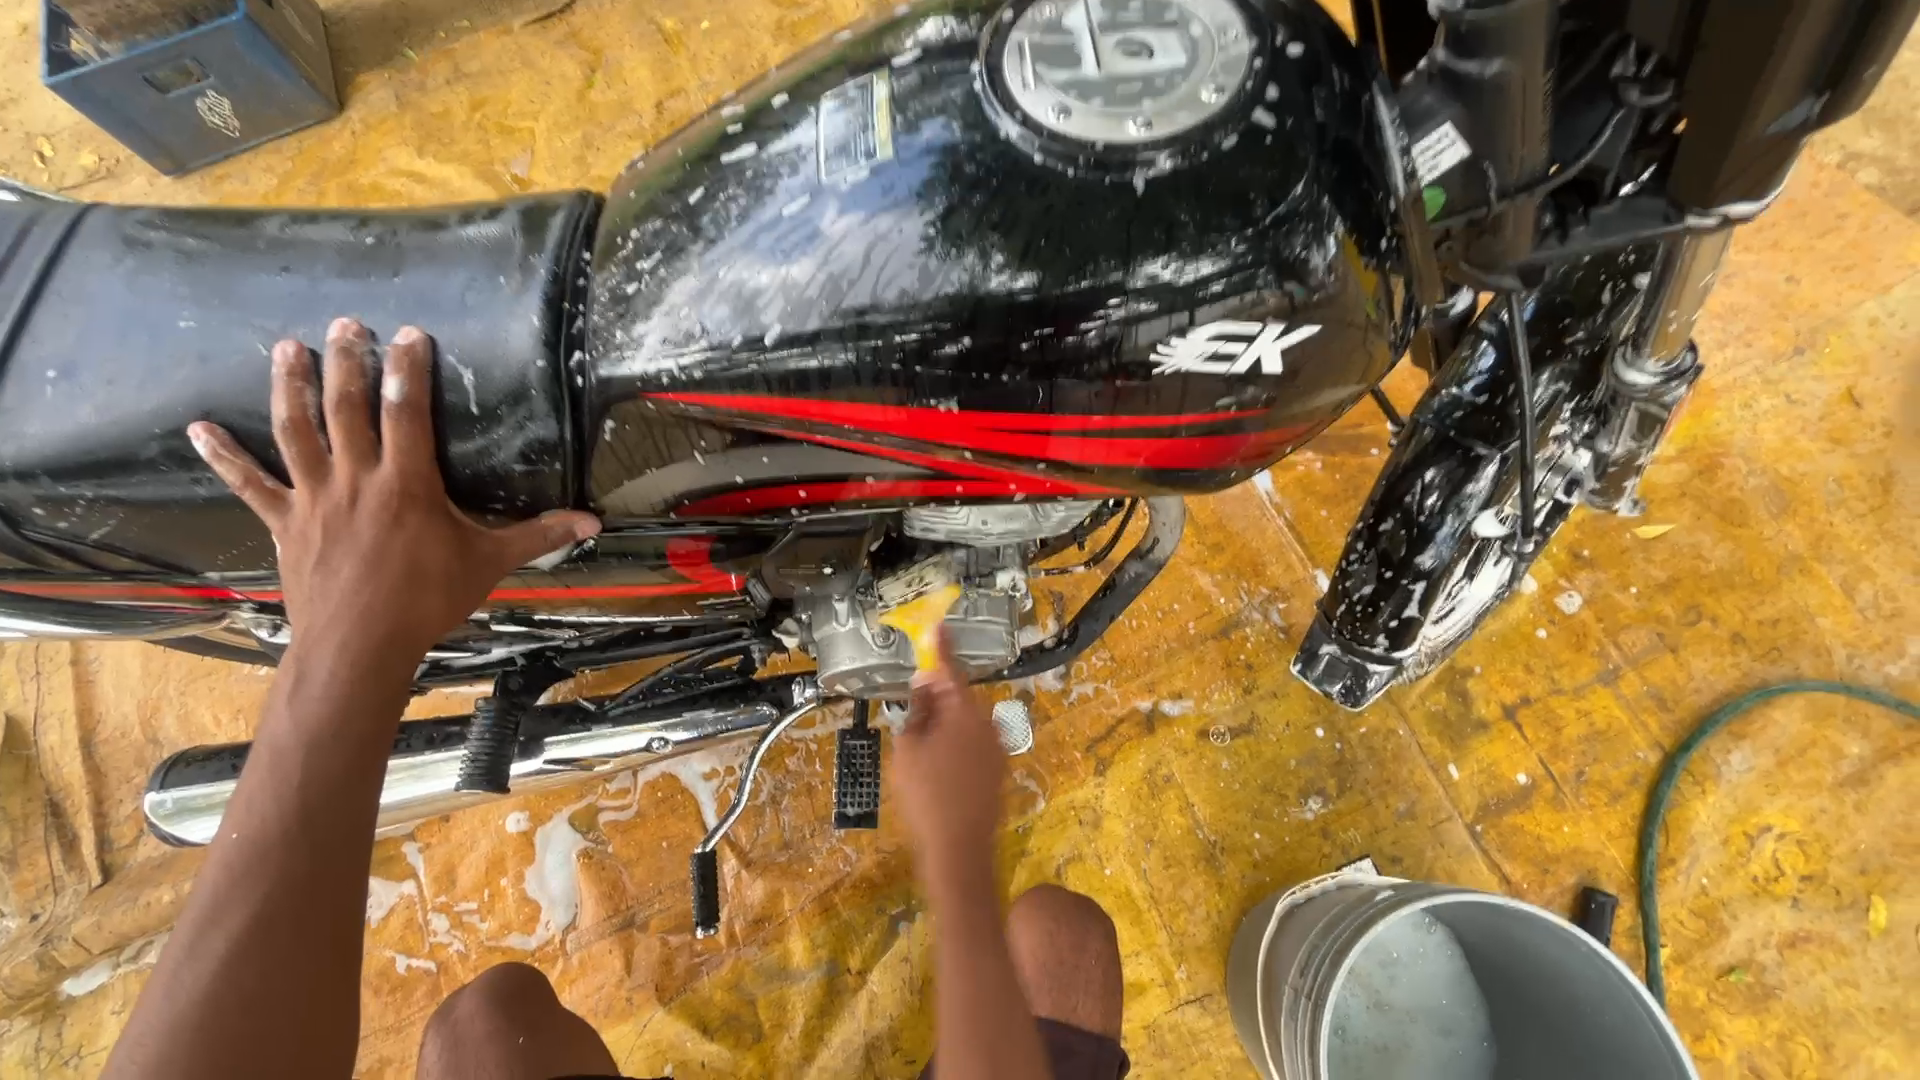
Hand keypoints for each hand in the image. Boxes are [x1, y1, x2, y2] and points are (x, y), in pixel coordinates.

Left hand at [187, 317, 599, 664]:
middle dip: (347, 362)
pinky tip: (200, 429)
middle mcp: (356, 479)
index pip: (407, 412)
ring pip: (297, 431)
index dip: (408, 369)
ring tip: (286, 348)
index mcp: (407, 484)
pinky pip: (250, 484)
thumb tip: (593, 523)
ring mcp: (314, 498)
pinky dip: (224, 456)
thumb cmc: (430, 598)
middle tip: (346, 324)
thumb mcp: (492, 562)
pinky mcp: (285, 522)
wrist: (360, 643)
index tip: (408, 334)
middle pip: (347, 408)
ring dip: (291, 387)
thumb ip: (539, 536)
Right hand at [890, 635, 1007, 890]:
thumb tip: (926, 685)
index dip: (941, 648)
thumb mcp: (908, 749)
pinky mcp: (999, 769)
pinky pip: (975, 742)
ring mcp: (998, 748)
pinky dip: (957, 742)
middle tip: (914, 703)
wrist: (960, 849)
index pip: (950, 671)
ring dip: (947, 721)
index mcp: (965, 712)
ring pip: (967, 721)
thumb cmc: (927, 796)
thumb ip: (918, 711)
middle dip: (939, 694)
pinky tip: (939, 766)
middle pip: (960, 697)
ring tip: (921, 744)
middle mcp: (989, 723)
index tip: (938, 625)